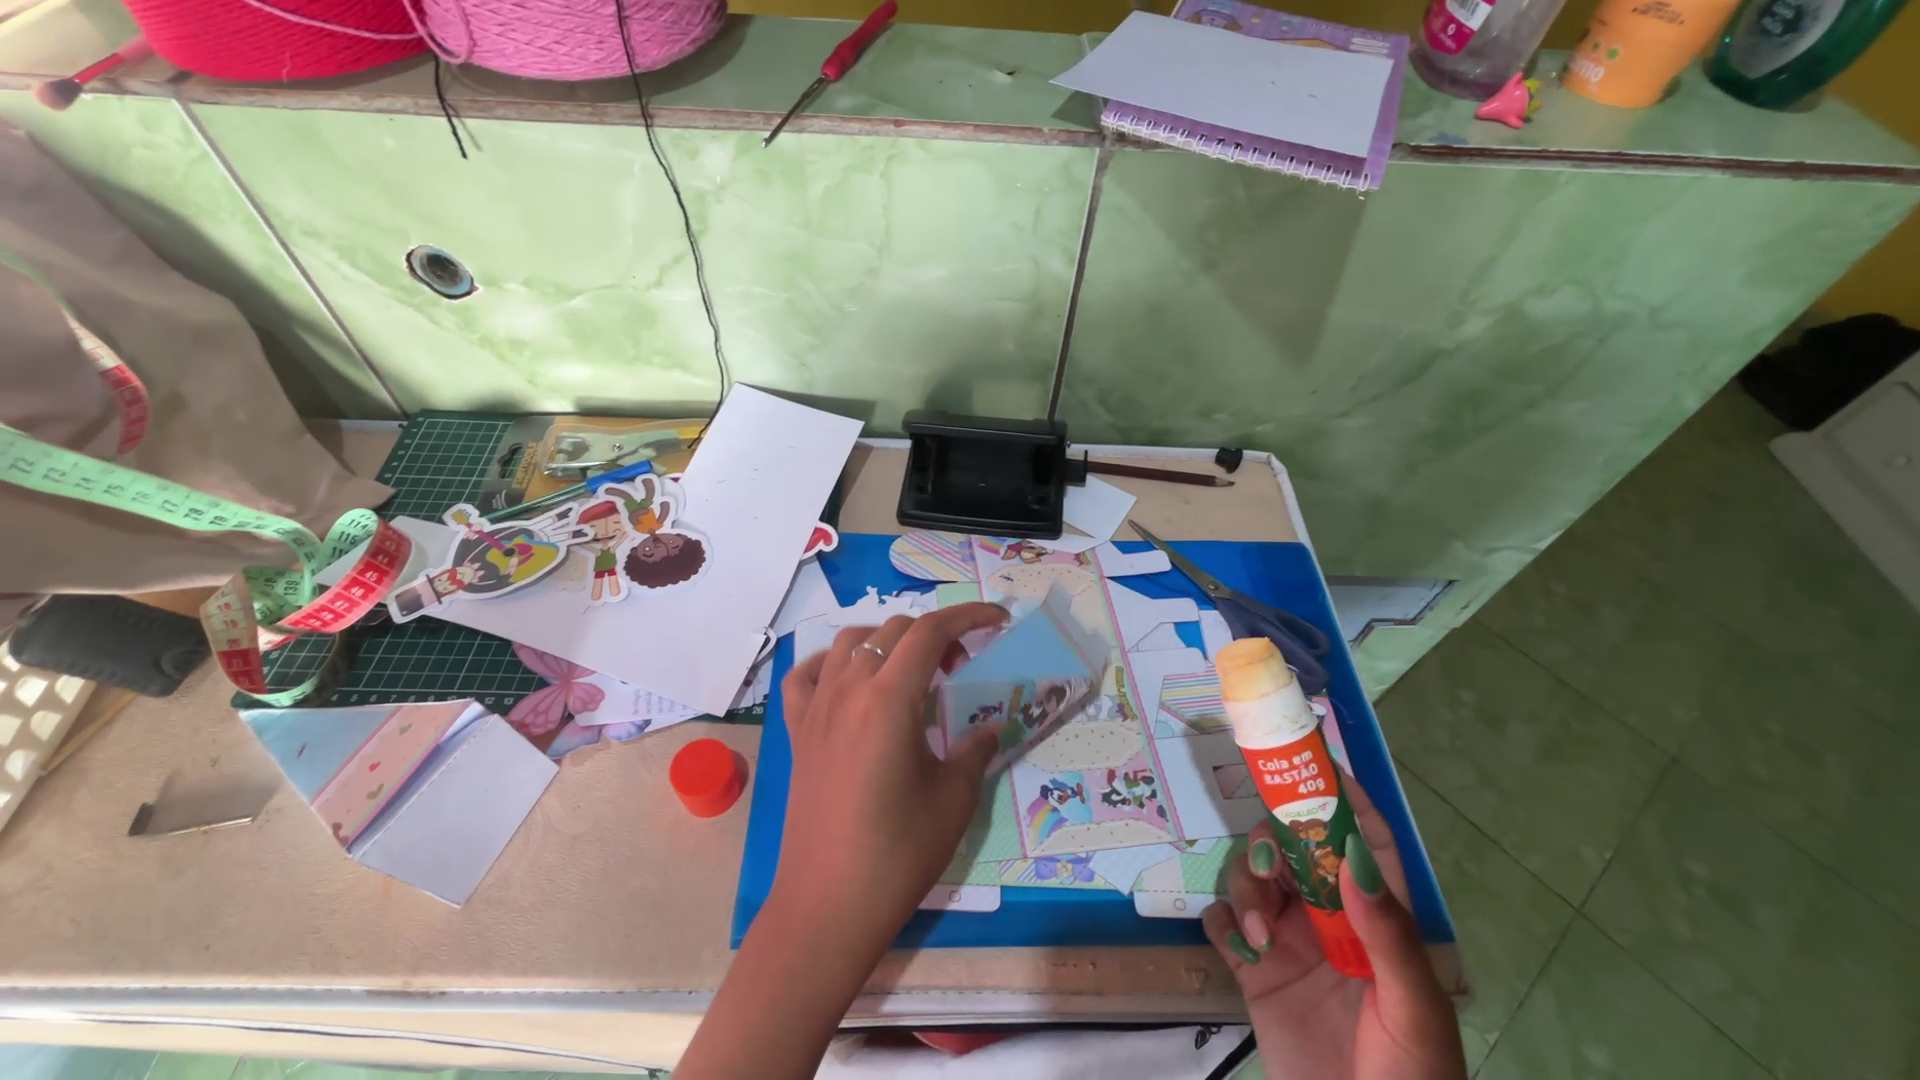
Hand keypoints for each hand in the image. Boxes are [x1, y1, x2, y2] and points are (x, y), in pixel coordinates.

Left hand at [770, 602, 1009, 939]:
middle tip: (963, 665)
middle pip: (892, 632)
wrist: (829, 902)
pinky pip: (806, 676)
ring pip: (848, 643)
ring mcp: (815, 709)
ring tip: (911, 672)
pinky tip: (850, 684)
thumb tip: (990, 728)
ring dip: (886, 642)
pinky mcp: (797, 733)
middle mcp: (847, 690)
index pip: (930, 632)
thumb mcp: (954, 798)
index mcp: (889, 698)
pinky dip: (831, 664)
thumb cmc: (899, 851)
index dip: (969, 617)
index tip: (998, 620)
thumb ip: (975, 750)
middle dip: (935, 634)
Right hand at [1204, 775, 1465, 1079]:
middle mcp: (1329, 921)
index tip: (1315, 763)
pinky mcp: (1251, 971)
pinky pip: (1223, 921)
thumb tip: (1356, 861)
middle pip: (1295, 849)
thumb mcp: (1414, 1012)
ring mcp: (1287, 943)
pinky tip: (1240, 948)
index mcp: (1377, 921)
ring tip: (1258, 930)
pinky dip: (1223, 920)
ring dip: (1247, 884)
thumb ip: (1389, 938)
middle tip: (1270, 861)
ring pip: (1254, 876)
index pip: (1362, 843)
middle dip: (1276, 839)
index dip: (1342, 800)